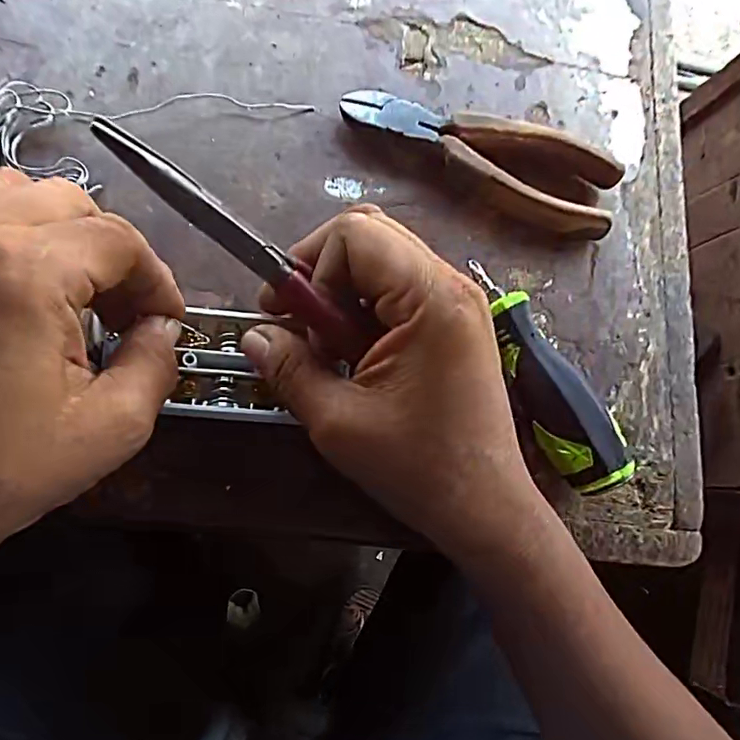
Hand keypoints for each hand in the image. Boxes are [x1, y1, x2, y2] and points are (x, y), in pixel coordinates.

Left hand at [0, 170, 185, 652]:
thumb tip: (163, 328)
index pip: (117, 240)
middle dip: (118, 255)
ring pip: (23, 197)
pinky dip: (22, 238)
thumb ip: (156, 362)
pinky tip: (36, 295)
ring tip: (83, 299)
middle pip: (73, 205)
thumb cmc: (5, 471)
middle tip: (130, 314)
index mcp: (23, 274)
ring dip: (69, 238)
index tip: (167, 323)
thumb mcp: (114, 427)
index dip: (158, 280)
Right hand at [241, 206, 549, 556]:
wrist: (485, 506)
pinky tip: (359, 358)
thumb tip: (255, 337)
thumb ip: (291, 369)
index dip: (307, 265)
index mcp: (431, 298)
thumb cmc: (421, 469)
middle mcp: (453, 287)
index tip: (286, 314)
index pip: (354, 233)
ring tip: (331, 352)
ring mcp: (461, 305)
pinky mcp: (459, 327)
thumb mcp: (339, 422)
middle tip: (302, 328)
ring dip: (345, 297)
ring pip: (385, 264)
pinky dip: (369, 313)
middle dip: (323, 275)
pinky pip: (403, 293)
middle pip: (371, 237)